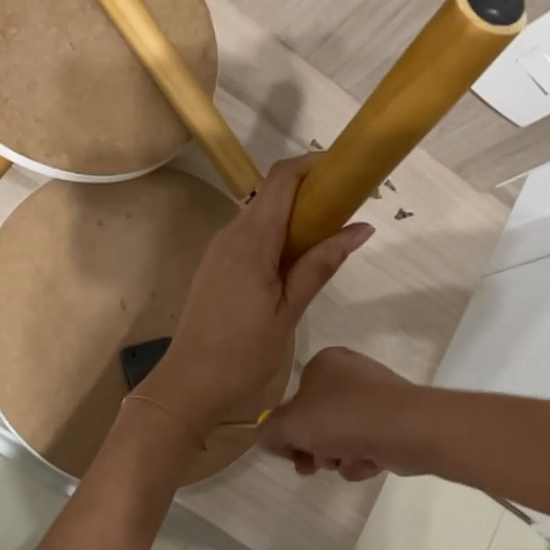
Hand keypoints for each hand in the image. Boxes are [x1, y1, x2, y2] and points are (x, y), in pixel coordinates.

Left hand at [135, 156, 374, 435]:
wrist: (189, 383)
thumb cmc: (243, 353)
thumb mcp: (289, 310)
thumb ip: (321, 265)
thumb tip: (360, 227)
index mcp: (250, 241)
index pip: (281, 179)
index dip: (313, 165)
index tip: (347, 174)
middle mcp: (229, 236)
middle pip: (271, 195)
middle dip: (311, 194)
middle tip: (348, 214)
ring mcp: (218, 251)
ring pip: (260, 217)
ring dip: (294, 219)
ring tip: (329, 241)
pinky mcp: (214, 267)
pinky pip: (248, 238)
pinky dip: (276, 238)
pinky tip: (296, 263)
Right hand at [260, 347, 422, 480]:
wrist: (404, 429)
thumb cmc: (338, 418)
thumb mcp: (286, 425)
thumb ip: (269, 432)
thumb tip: (273, 438)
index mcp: (325, 363)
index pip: (295, 399)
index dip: (288, 430)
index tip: (291, 452)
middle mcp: (352, 373)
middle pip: (319, 420)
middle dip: (313, 448)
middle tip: (312, 466)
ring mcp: (378, 397)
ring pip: (344, 435)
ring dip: (336, 456)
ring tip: (342, 464)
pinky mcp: (398, 420)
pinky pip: (369, 443)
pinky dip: (362, 458)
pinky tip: (363, 465)